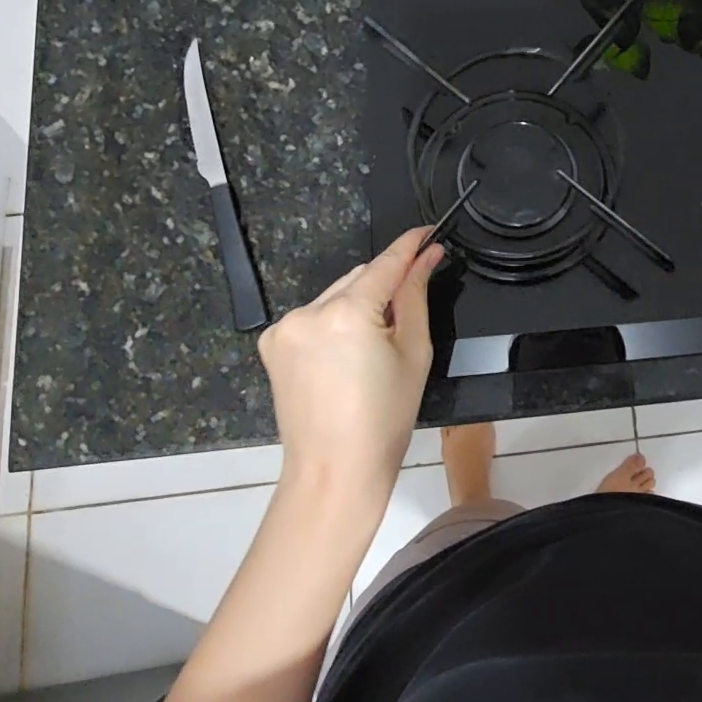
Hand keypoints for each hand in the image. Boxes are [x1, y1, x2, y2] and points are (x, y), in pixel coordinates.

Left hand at [258, 227, 443, 498]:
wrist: (335, 470)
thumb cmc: (385, 418)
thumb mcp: (414, 353)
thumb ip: (415, 296)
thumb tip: (426, 258)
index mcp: (347, 313)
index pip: (385, 263)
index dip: (409, 245)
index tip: (428, 231)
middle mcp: (309, 311)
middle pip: (358, 278)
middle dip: (385, 284)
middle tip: (410, 310)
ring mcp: (285, 327)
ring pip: (335, 295)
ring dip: (359, 303)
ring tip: (378, 343)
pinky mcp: (273, 344)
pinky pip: (314, 316)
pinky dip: (335, 322)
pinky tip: (349, 353)